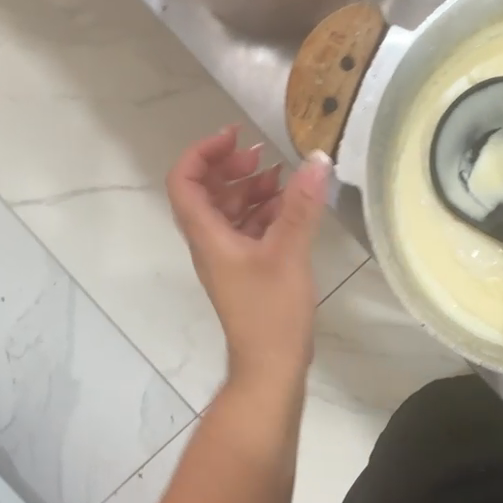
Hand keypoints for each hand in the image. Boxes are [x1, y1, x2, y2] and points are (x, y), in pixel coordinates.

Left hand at [166, 126, 330, 389]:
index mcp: (207, 235)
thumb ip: (302, 206)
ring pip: (230, 212)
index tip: (237, 137)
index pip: (185, 181)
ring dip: (252, 189)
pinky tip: (291, 209)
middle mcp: (211, 244)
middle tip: (263, 155)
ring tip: (283, 178)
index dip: (204, 152)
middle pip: (207, 192)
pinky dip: (265, 214)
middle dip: (232, 167)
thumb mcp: (288, 253)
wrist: (271, 366)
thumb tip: (317, 160)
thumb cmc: (271, 312)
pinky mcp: (247, 273)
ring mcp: (228, 260)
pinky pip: (248, 231)